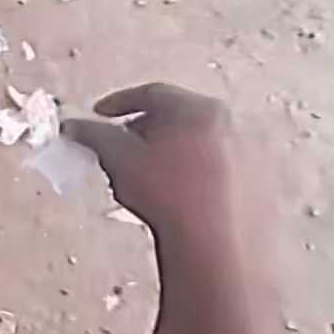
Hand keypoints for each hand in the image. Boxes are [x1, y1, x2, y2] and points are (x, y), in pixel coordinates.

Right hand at [61, 83, 244, 242]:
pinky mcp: (260, 180)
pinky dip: (190, 166)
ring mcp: (251, 152)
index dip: (117, 102)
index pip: (151, 93)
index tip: (98, 114)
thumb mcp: (115, 156)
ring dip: (166, 147)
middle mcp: (231, 123)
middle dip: (142, 126)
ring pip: (196, 139)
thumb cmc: (165, 190)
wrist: (218, 241)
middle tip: (118, 142)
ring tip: (142, 169)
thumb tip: (73, 125)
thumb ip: (91, 133)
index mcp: (198, 110)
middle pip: (176, 114)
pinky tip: (172, 189)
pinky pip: (216, 162)